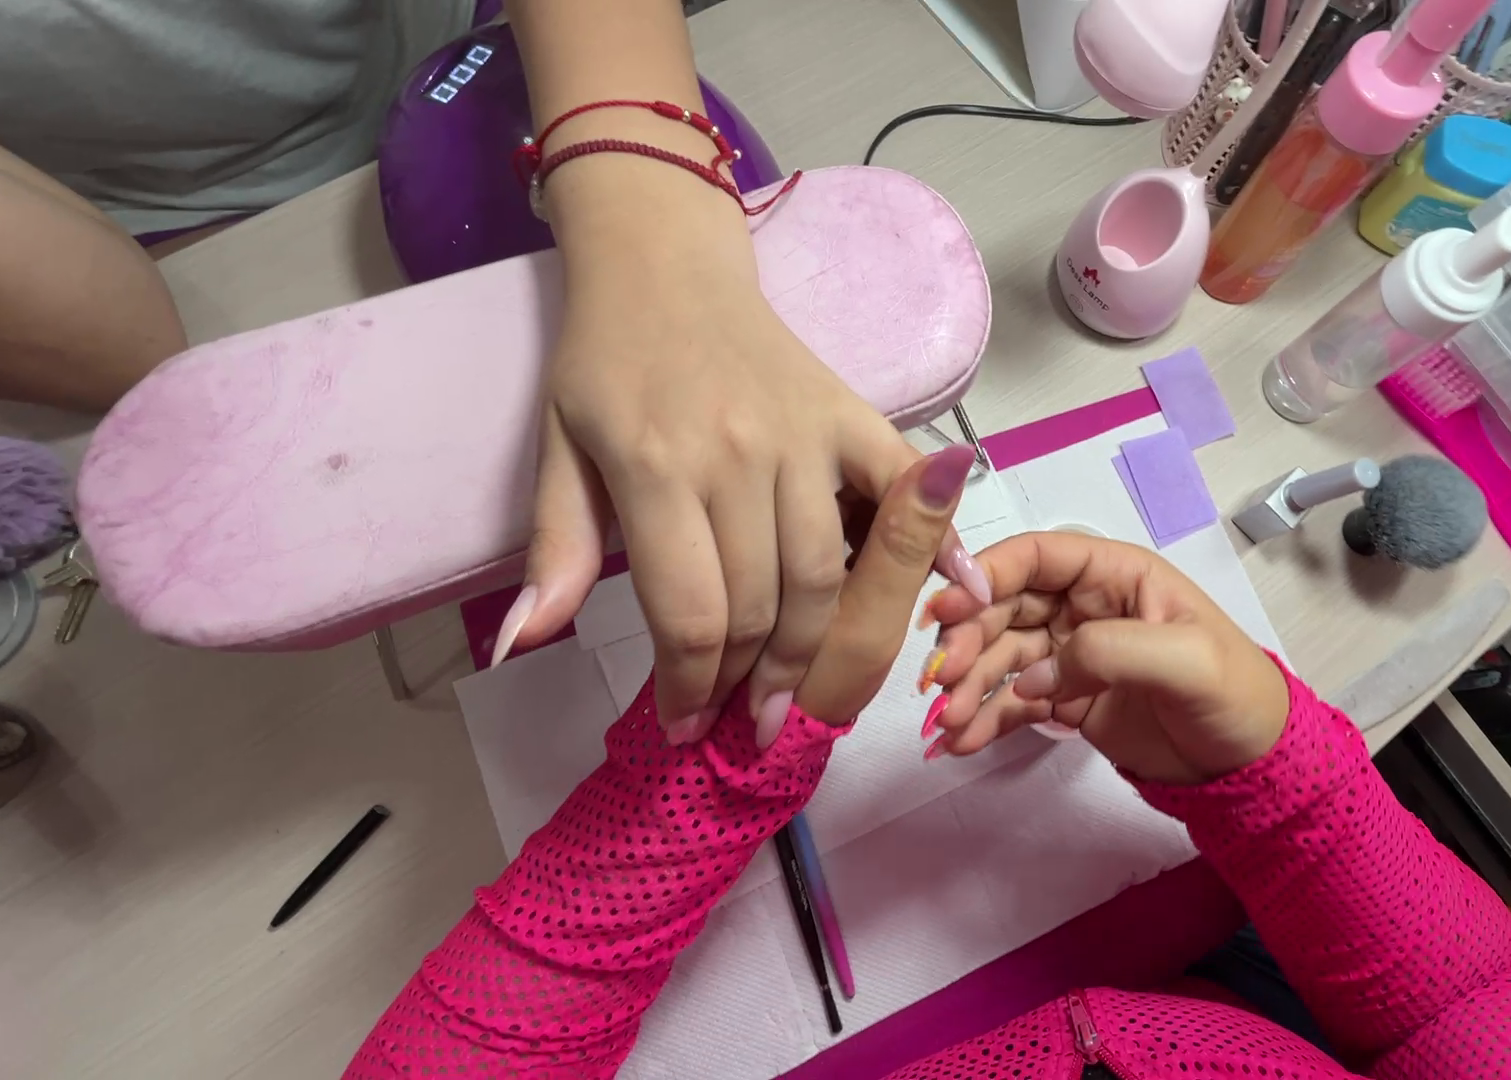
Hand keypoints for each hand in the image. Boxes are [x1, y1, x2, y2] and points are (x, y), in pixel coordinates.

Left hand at [504, 230, 987, 744]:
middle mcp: (738, 454)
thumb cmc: (605, 363)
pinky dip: (937, 537)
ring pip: (827, 571)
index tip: (686, 725)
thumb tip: (518, 648)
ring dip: (814, 646)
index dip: (690, 687)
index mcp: (655, 466)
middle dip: (750, 681)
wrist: (665, 265)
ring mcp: (804, 432)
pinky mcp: (849, 414)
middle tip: (740, 720)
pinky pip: (899, 484)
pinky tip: (959, 585)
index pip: (689, 612)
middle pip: (764, 605)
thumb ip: (554, 552)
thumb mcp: (556, 451)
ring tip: (793, 686)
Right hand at [922, 533, 1288, 784]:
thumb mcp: (1187, 659)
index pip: (1036, 557)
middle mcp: (1082, 606)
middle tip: (940, 679)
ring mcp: (1068, 654)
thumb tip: (1036, 675)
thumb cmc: (1233, 694)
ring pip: (1000, 656)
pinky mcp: (1063, 699)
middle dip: (967, 639)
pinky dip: (984, 718)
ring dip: (967, 685)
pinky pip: (1012, 701)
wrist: (1251, 766)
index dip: (986, 573)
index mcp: (1113, 575)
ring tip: (947, 723)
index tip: (946, 607)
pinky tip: (961, 741)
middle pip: (1004, 607)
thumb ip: (1111, 648)